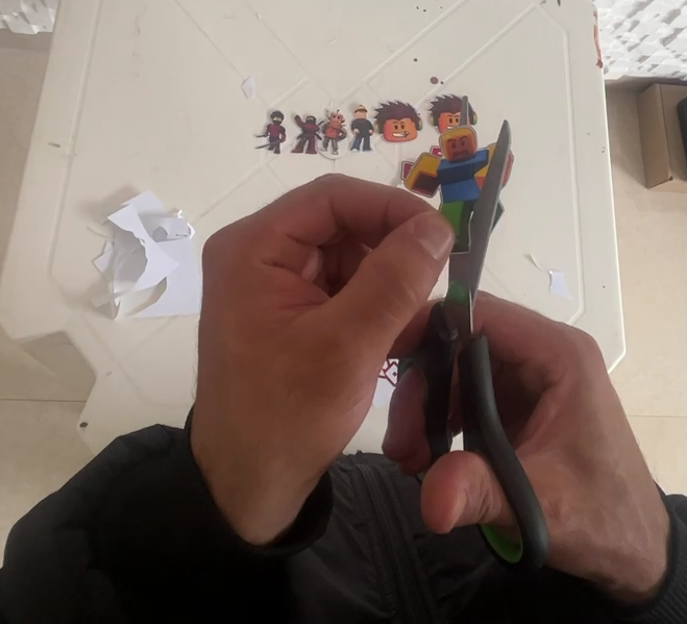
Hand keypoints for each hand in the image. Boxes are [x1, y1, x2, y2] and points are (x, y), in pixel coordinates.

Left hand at [192, 175, 456, 543]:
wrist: (247, 488)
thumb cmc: (286, 417)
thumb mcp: (346, 346)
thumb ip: (395, 281)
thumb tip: (437, 226)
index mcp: (254, 247)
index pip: (331, 198)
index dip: (389, 207)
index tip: (439, 234)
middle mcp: (261, 253)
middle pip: (342, 224)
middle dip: (391, 251)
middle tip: (435, 282)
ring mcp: (277, 282)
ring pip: (351, 256)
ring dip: (389, 283)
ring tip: (411, 322)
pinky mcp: (294, 310)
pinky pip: (346, 287)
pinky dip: (377, 306)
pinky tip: (398, 336)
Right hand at [385, 295, 672, 602]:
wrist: (636, 553)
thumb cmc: (603, 517)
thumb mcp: (541, 503)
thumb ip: (482, 491)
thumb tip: (429, 498)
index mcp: (558, 354)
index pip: (480, 312)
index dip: (429, 327)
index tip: (386, 361)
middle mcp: (543, 351)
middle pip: (461, 339)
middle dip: (424, 384)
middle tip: (400, 438)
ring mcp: (530, 374)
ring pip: (457, 366)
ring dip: (427, 405)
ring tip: (408, 455)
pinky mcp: (519, 399)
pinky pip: (466, 391)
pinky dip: (441, 418)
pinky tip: (426, 456)